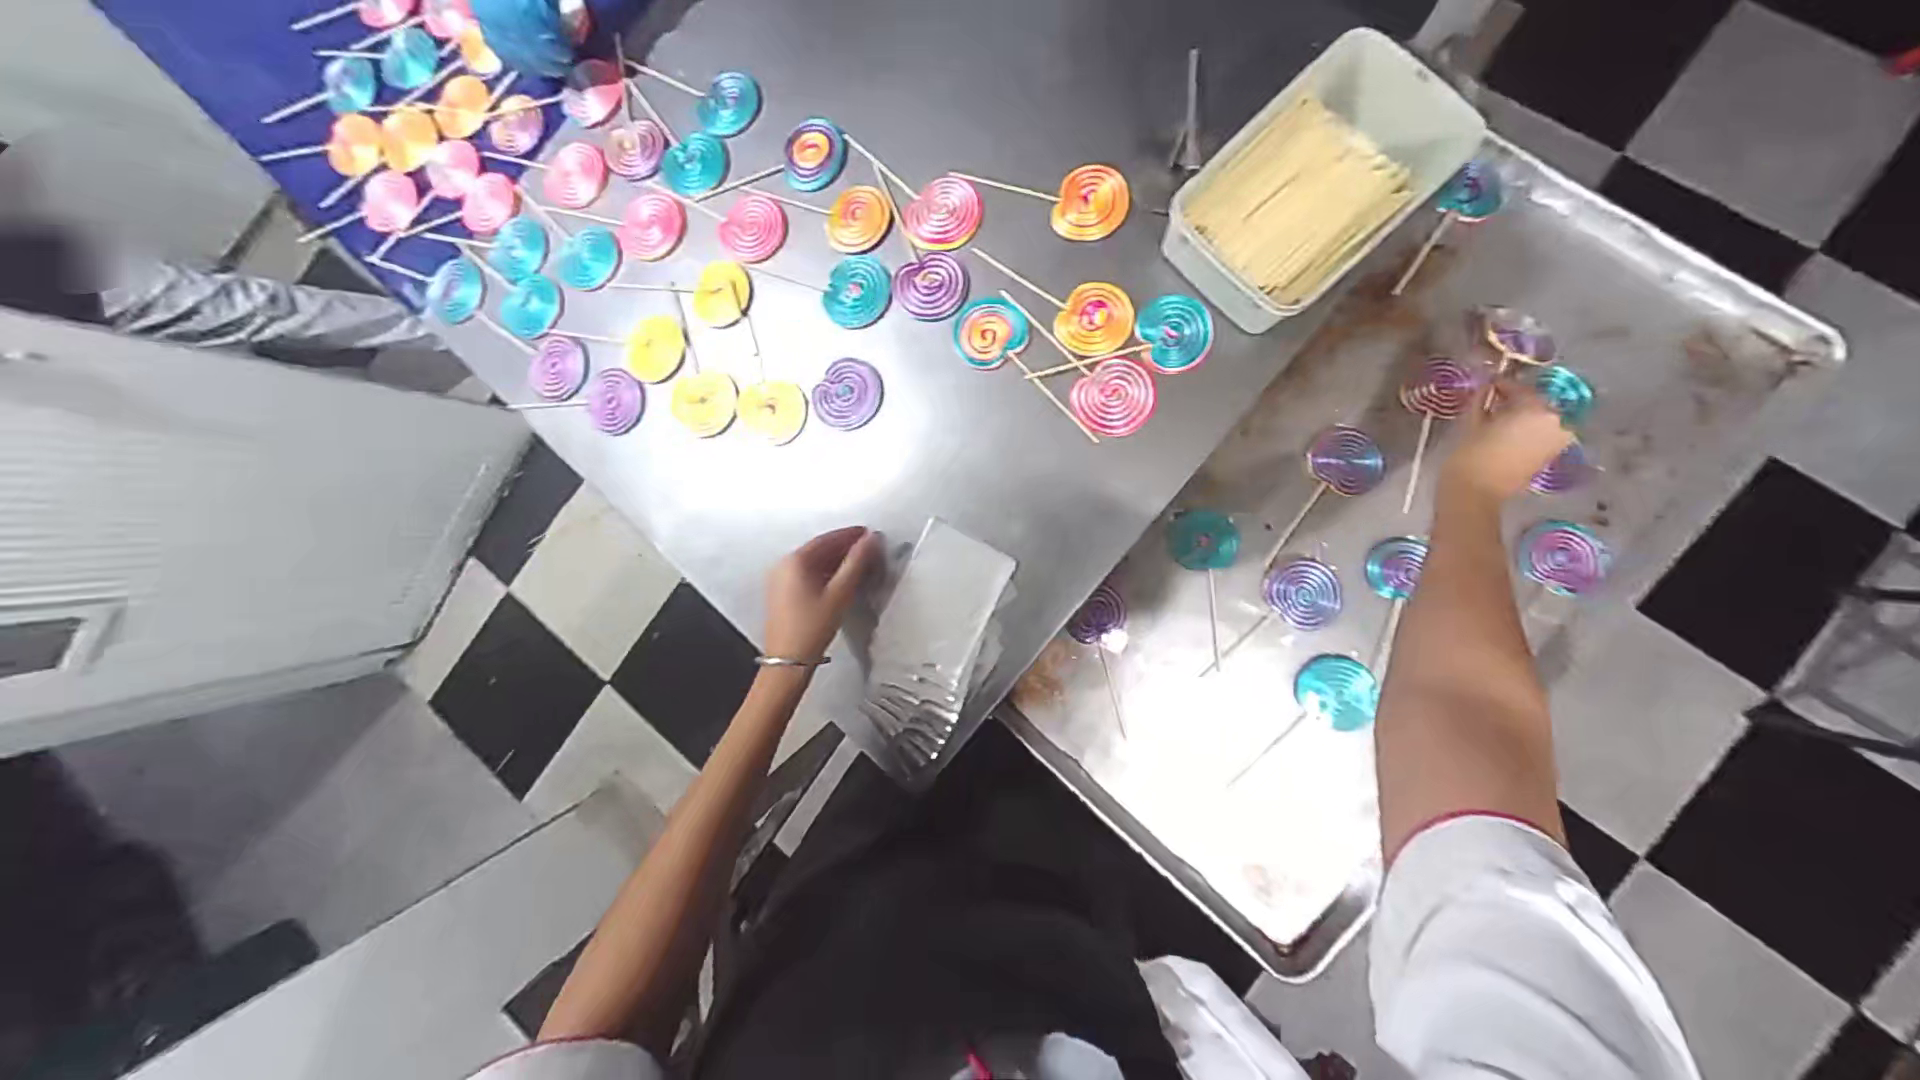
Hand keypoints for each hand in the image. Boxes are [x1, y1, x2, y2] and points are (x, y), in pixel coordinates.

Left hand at [763, 526, 880, 661]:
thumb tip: (871, 540)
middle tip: (869, 550)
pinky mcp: (783, 594)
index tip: (870, 534)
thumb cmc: (811, 629)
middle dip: (845, 548)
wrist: (788, 662)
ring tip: (860, 565)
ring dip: (837, 561)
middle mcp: (784, 566)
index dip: (851, 535)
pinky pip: (807, 574)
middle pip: (820, 549)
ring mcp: (781, 580)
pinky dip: (826, 572)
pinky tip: (842, 581)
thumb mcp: (840, 593)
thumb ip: (857, 563)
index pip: (828, 538)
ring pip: (814, 562)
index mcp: (795, 561)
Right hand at [1439, 380, 1573, 503]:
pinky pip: (1542, 432)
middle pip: (1536, 403)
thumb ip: (1482, 402)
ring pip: (1540, 418)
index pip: (1520, 389)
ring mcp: (1558, 439)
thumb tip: (1487, 389)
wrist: (1474, 494)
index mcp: (1537, 409)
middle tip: (1493, 400)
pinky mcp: (1551, 454)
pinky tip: (1507, 432)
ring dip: (1522, 415)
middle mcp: (1556, 421)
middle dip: (1516, 401)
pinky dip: (1527, 429)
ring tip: (1499, 417)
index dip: (1501, 385)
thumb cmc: (1469, 457)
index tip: (1487, 383)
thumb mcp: (1472, 424)